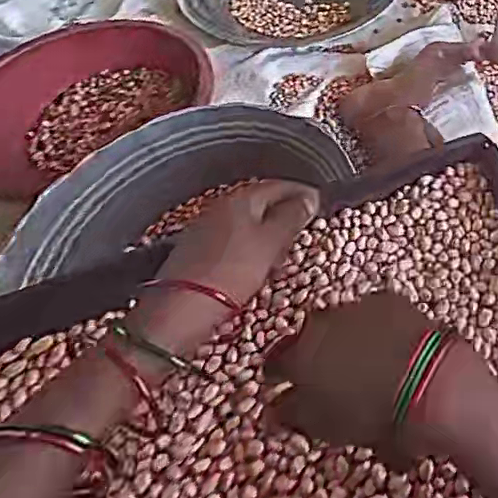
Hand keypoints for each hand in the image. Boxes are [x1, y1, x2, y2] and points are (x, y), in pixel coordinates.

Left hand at [153, 180, 318, 308]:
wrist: (178, 312)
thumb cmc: (230, 273)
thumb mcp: (271, 243)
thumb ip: (292, 217)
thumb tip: (308, 198)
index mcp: (240, 198)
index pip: (279, 185)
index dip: (302, 192)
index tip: (319, 202)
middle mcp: (220, 206)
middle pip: (261, 203)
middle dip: (285, 213)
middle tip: (305, 227)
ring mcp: (206, 228)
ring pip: (247, 222)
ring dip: (268, 232)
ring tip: (283, 251)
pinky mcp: (197, 251)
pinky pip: (233, 240)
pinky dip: (250, 247)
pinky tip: (256, 265)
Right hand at [264, 292, 492, 459]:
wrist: (430, 381)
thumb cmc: (372, 412)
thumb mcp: (324, 425)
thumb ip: (293, 413)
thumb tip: (274, 410)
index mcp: (301, 353)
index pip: (276, 362)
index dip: (277, 376)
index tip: (280, 388)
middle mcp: (323, 321)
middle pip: (310, 337)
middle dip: (314, 354)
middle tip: (326, 378)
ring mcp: (358, 306)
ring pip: (341, 323)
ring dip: (345, 339)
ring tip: (362, 365)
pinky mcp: (390, 300)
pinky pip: (372, 315)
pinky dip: (375, 329)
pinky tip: (387, 348)